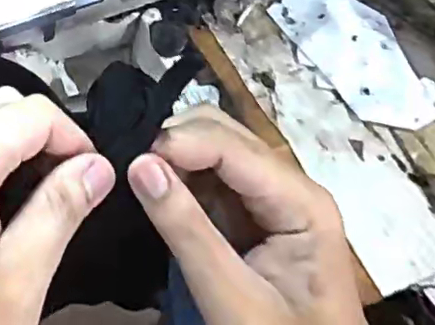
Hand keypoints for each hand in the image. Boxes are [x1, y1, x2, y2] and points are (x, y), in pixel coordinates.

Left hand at [0, 87, 115, 324]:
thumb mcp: (14, 282)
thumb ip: (60, 212)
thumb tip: (98, 166)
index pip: (36, 111)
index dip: (75, 138)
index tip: (97, 180)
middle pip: (5, 104)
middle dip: (45, 134)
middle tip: (72, 187)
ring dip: (15, 143)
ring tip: (41, 199)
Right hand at [127, 105, 362, 324]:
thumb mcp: (235, 303)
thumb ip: (187, 231)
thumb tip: (138, 163)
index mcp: (302, 201)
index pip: (231, 145)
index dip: (179, 142)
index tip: (132, 160)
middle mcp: (289, 183)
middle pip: (221, 131)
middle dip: (174, 142)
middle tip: (132, 169)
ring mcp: (270, 194)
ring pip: (209, 143)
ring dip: (172, 154)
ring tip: (140, 179)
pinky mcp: (249, 209)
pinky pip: (205, 171)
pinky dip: (177, 173)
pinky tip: (157, 190)